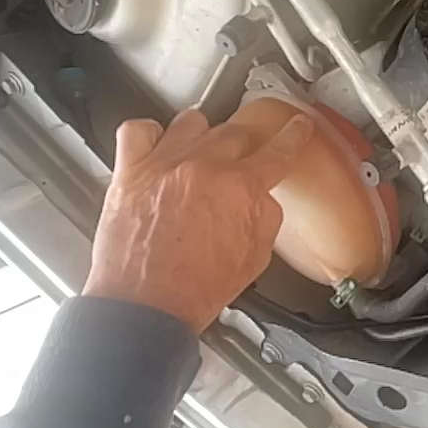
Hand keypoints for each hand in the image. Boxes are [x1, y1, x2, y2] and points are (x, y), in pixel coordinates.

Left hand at [84, 109, 311, 331]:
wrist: (146, 305)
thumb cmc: (195, 289)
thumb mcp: (255, 258)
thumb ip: (266, 218)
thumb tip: (263, 198)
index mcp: (241, 188)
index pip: (279, 151)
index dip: (294, 136)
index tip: (297, 127)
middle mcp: (203, 167)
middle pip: (235, 132)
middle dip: (244, 143)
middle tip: (244, 155)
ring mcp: (164, 164)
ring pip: (191, 122)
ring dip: (202, 133)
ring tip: (201, 149)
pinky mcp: (130, 171)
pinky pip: (138, 129)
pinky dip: (150, 133)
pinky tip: (157, 145)